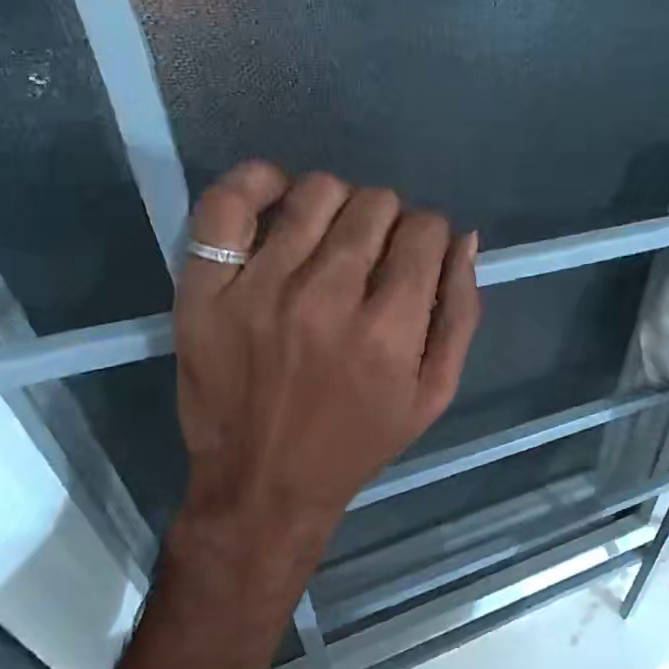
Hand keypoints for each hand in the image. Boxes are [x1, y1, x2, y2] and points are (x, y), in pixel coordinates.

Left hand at [173, 161, 480, 545]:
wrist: (262, 484)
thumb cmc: (358, 442)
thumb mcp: (433, 394)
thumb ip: (460, 314)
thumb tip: (463, 238)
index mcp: (387, 330)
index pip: (425, 230)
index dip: (430, 235)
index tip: (417, 255)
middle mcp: (326, 300)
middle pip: (376, 204)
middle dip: (390, 220)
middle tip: (375, 253)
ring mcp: (259, 290)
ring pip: (316, 193)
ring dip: (339, 203)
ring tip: (331, 235)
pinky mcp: (205, 290)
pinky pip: (227, 204)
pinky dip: (256, 183)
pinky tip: (277, 197)